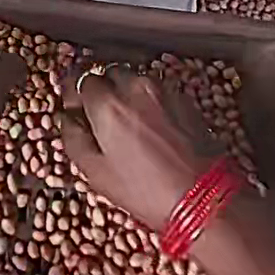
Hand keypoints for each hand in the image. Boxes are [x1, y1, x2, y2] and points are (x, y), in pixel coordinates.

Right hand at [58, 66, 222, 229]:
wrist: (207, 200)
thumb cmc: (147, 191)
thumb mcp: (95, 172)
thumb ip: (73, 137)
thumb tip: (68, 119)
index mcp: (107, 104)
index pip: (80, 80)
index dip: (74, 94)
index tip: (73, 107)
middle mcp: (134, 87)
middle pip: (107, 75)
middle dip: (100, 91)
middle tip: (99, 119)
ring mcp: (163, 90)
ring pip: (133, 80)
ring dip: (125, 94)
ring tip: (128, 125)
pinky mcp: (184, 99)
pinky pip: (156, 90)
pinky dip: (148, 101)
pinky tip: (151, 128)